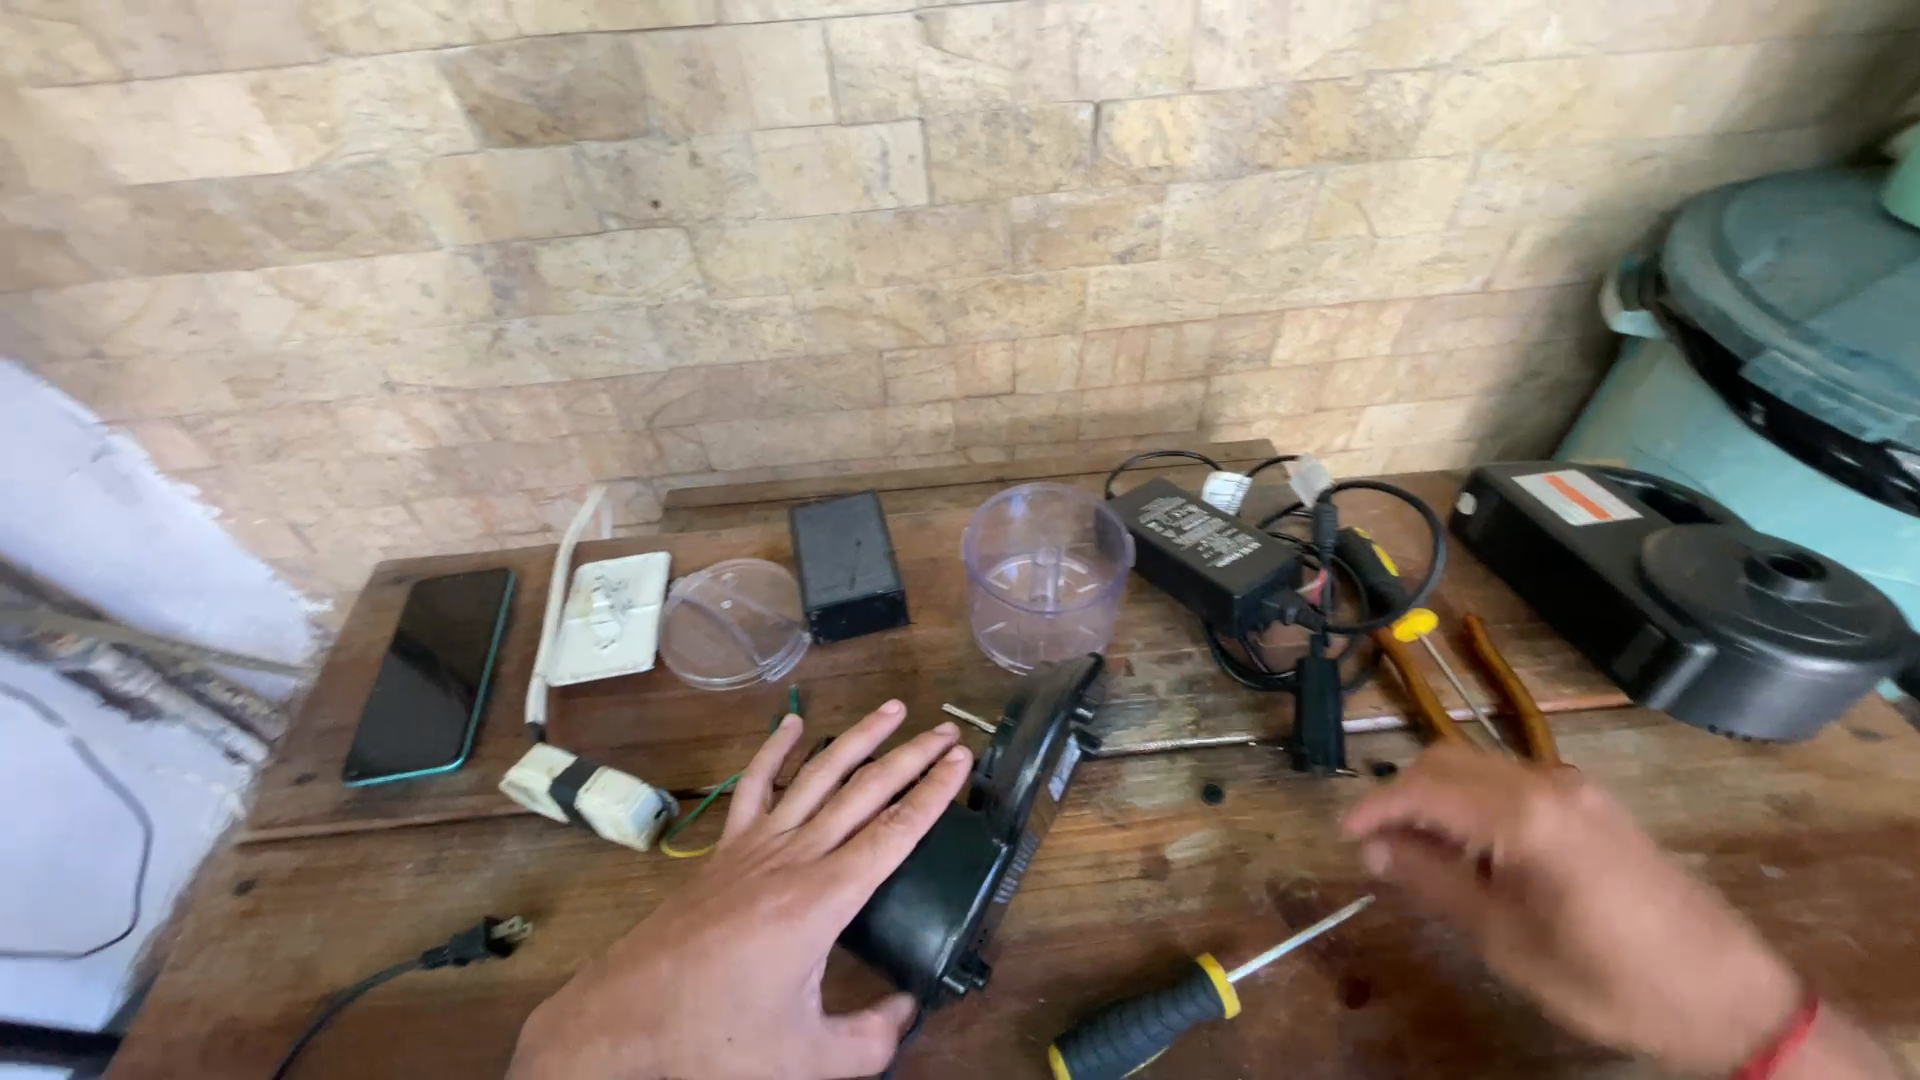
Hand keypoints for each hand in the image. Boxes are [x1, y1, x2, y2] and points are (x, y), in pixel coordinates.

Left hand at [508, 700, 971, 1079]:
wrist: (623, 1020)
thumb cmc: (714, 1038)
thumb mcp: (805, 1061)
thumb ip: (871, 1041)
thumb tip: (908, 1011)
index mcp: (823, 900)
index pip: (894, 831)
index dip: (934, 793)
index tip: (961, 760)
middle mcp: (796, 857)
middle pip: (866, 790)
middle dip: (911, 757)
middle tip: (946, 731)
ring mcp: (757, 844)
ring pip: (819, 775)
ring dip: (859, 738)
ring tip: (893, 709)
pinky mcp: (726, 847)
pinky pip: (754, 786)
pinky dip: (774, 751)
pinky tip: (793, 723)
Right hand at [1343, 745, 1800, 1074]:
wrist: (1735, 1000)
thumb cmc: (1609, 978)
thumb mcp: (1505, 938)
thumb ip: (1431, 880)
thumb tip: (1373, 847)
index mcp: (1522, 814)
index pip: (1421, 789)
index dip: (1374, 807)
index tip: (1343, 833)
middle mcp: (1544, 782)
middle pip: (1442, 763)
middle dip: (1400, 796)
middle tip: (1379, 844)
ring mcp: (1571, 786)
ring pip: (1472, 765)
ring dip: (1434, 795)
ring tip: (1420, 848)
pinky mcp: (1589, 800)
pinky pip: (1506, 780)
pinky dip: (1470, 799)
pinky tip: (1472, 845)